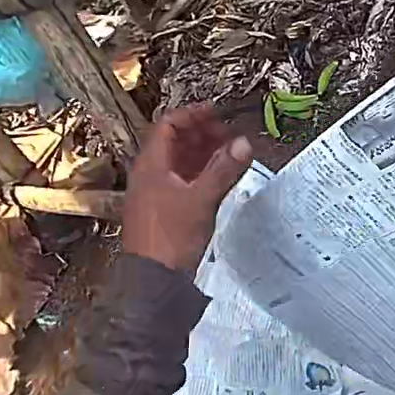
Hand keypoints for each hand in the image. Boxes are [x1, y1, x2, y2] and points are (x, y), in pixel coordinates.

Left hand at [121, 105, 252, 274]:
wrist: (153, 281)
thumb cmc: (170, 238)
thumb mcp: (201, 199)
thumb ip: (224, 169)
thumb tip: (244, 143)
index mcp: (150, 164)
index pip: (168, 125)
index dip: (193, 115)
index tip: (217, 113)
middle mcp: (149, 174)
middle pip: (174, 141)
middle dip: (202, 133)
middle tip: (228, 134)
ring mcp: (155, 192)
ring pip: (179, 162)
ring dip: (203, 153)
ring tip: (230, 152)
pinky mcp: (164, 210)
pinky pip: (182, 180)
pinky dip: (201, 173)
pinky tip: (220, 176)